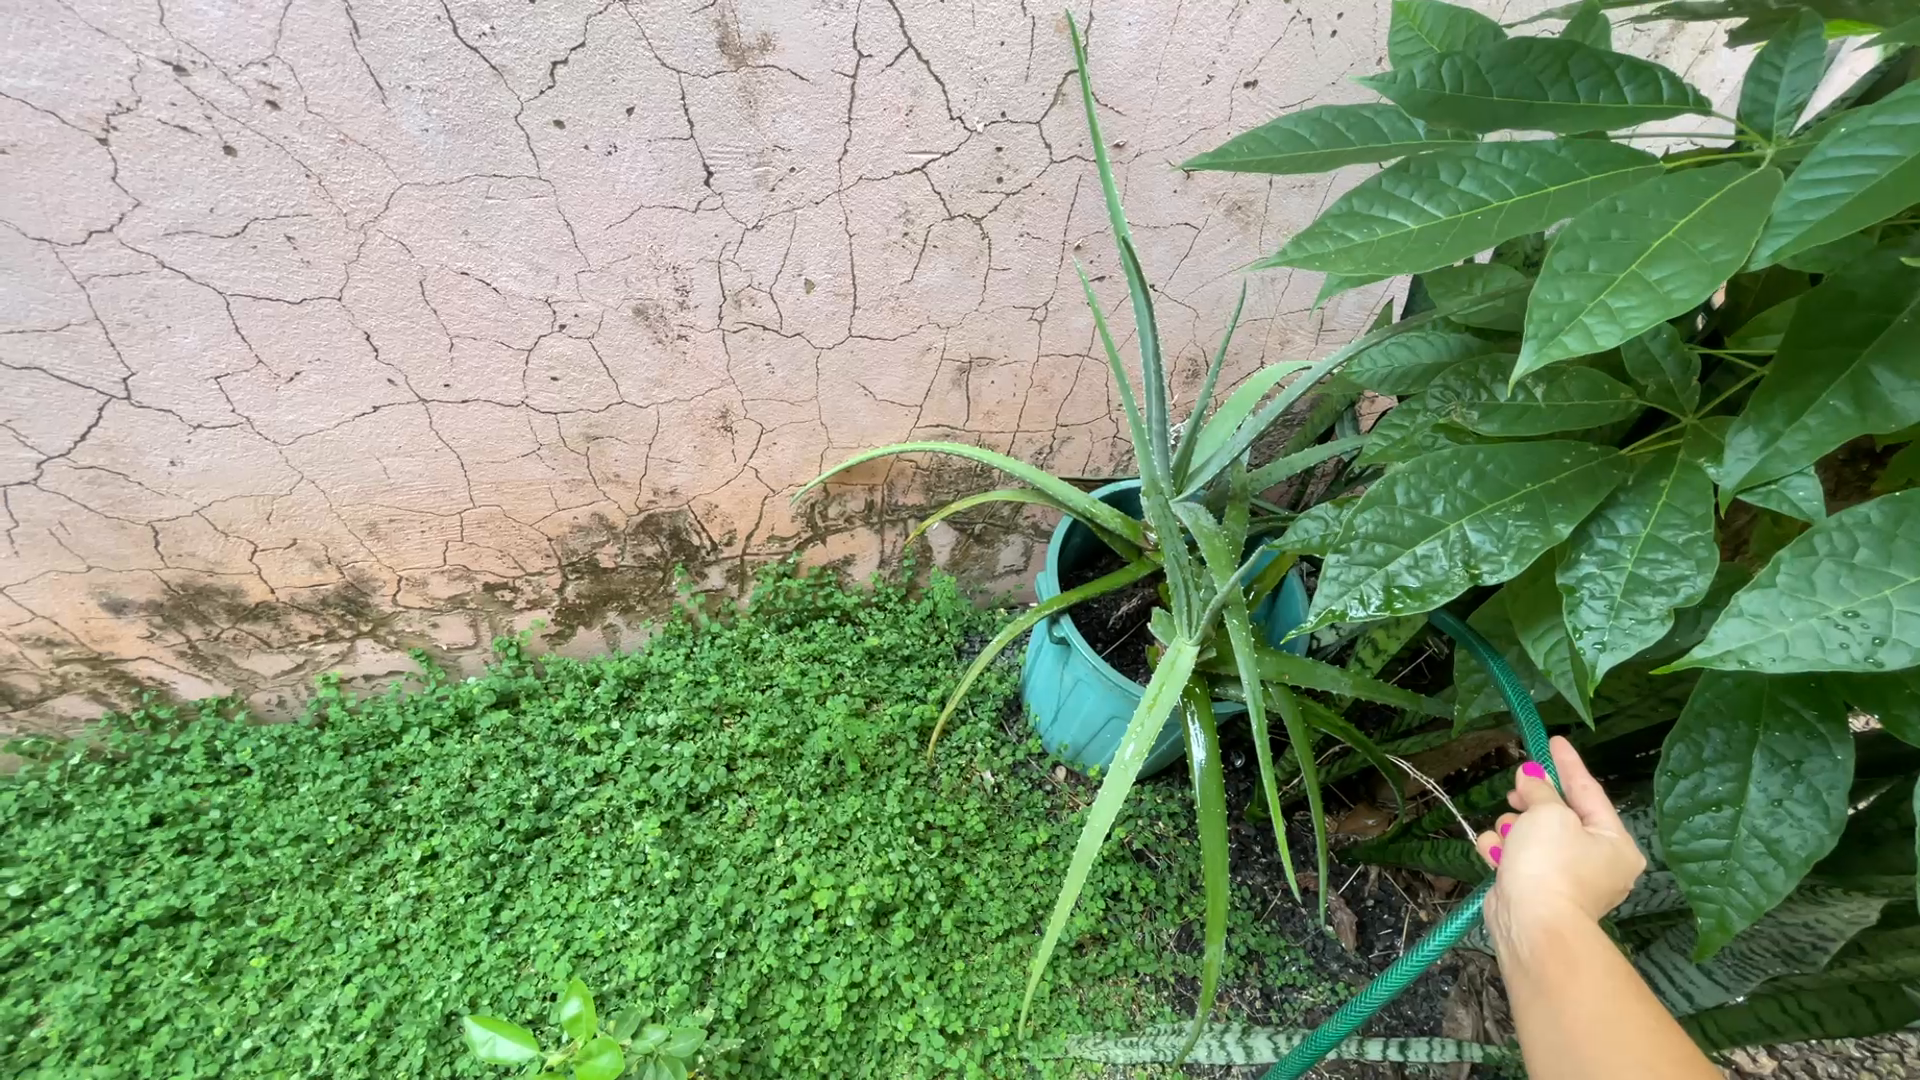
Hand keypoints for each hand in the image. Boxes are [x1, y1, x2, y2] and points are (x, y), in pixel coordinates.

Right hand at [1476, 736, 1646, 954]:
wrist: (1533, 920)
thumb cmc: (1551, 863)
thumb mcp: (1548, 814)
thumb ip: (1540, 790)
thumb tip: (1532, 776)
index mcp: (1613, 842)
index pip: (1588, 791)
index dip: (1567, 764)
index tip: (1553, 740)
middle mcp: (1594, 858)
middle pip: (1555, 812)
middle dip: (1530, 803)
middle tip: (1515, 792)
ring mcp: (1563, 874)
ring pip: (1528, 831)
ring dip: (1510, 829)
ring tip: (1507, 839)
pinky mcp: (1533, 884)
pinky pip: (1513, 852)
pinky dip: (1501, 849)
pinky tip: (1495, 856)